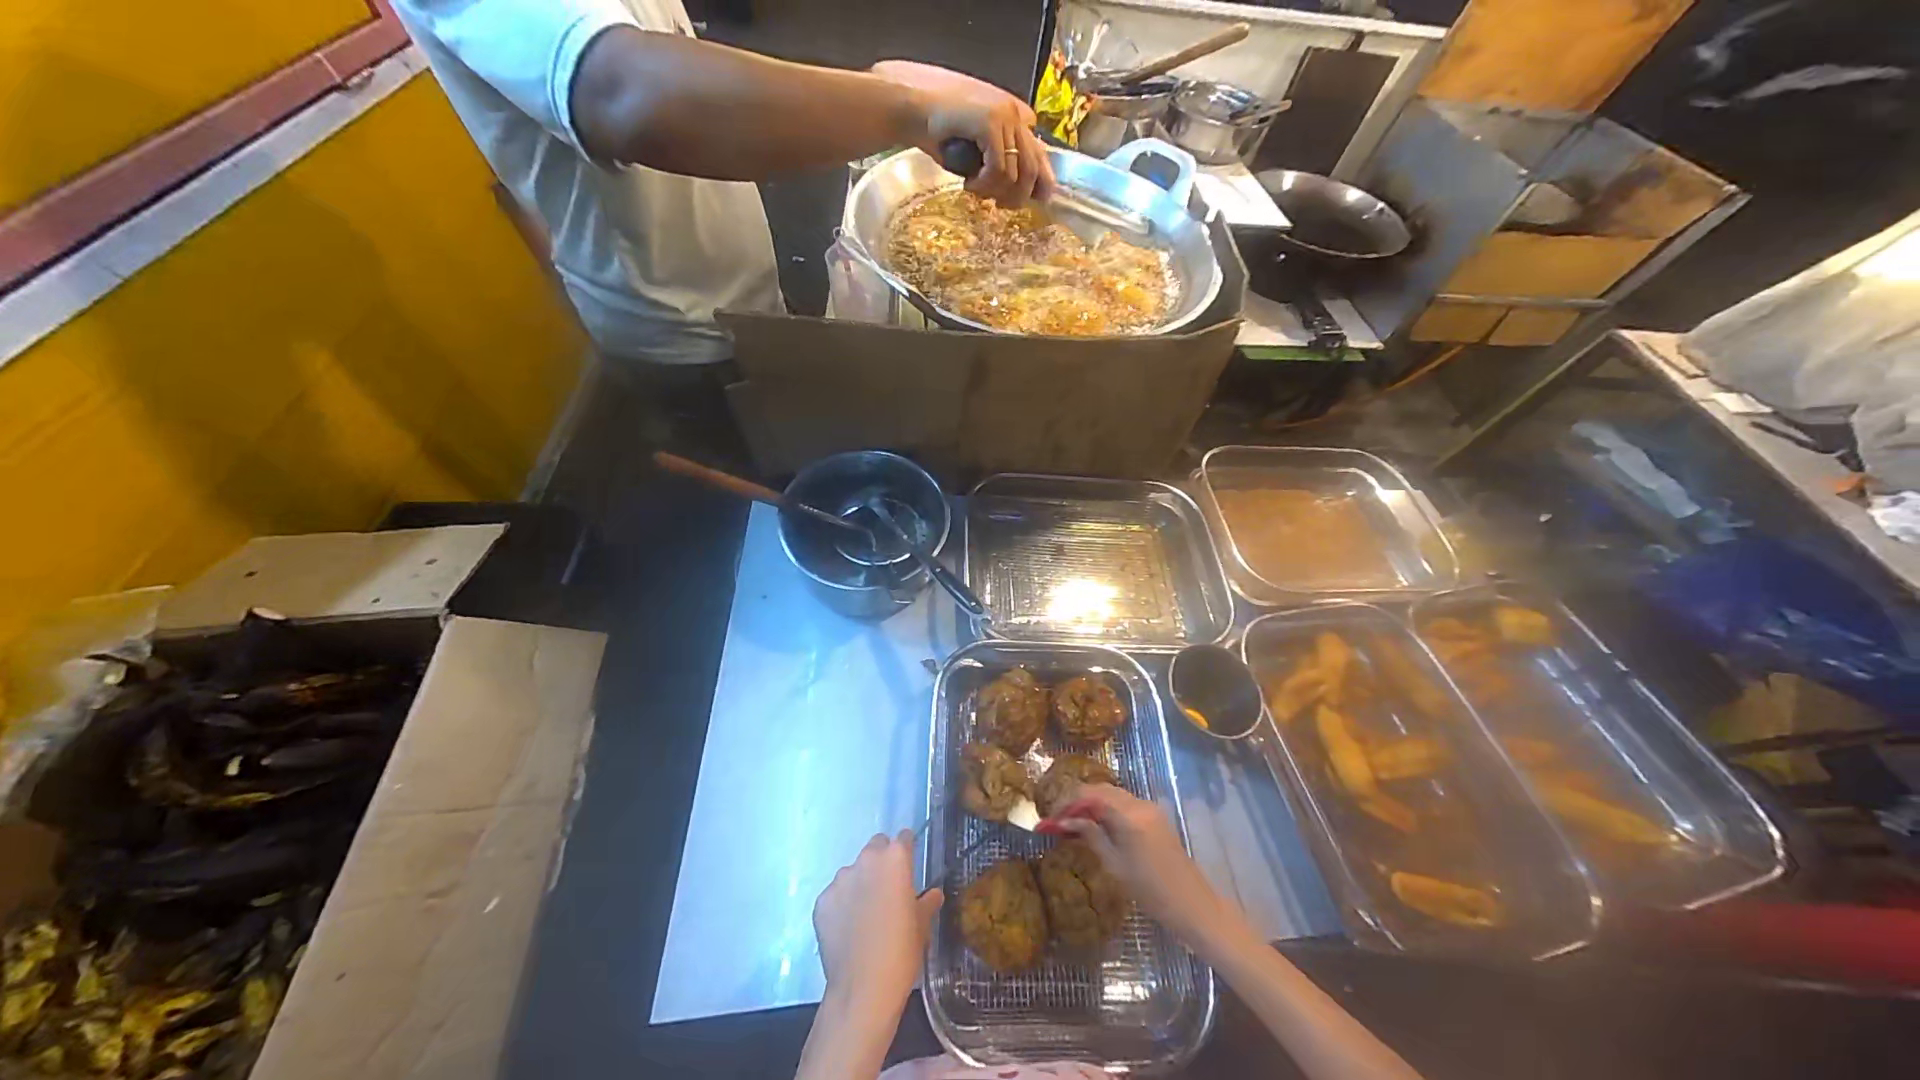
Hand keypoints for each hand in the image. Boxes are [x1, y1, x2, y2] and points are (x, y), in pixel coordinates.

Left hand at [814, 830, 942, 1007]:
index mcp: (895, 860)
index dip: (907, 850)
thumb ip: (926, 903)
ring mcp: (840, 880)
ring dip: (861, 883)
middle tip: (889, 890)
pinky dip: (842, 905)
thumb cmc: (901, 953)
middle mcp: (866, 861)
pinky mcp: (821, 901)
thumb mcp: (922, 927)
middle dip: (882, 861)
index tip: (909, 864)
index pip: (904, 838)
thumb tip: (933, 894)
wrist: (862, 989)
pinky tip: (848, 929)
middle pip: (876, 847)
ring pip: (853, 871)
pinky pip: (836, 895)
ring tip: (866, 915)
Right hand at [871, 60, 1054, 204]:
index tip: (1034, 201)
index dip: (1042, 183)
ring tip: (976, 191)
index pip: (1040, 155)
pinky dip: (984, 184)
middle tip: (1000, 206)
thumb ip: (996, 161)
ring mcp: (1004, 116)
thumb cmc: (937, 129)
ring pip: (1017, 174)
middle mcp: (1015, 114)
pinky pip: (999, 170)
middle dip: (1019, 196)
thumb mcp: (974, 149)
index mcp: (1014, 116)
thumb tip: (1012, 192)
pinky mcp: (991, 123)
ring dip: (995, 192)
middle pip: (1033, 168)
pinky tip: (969, 183)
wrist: (913, 108)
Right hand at [1045, 785, 1230, 943]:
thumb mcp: (1114, 864)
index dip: (1066, 804)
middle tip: (1057, 820)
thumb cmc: (1150, 891)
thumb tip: (1064, 821)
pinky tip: (1095, 824)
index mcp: (1128, 815)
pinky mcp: (1154, 816)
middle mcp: (1139, 804)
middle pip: (1100, 790)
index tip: (1049, 819)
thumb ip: (1090, 835)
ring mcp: (1149, 808)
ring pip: (1111, 794)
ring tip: (1072, 823)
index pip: (1089, 795)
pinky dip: (1106, 808)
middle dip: (1076, 801)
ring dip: (1091, 803)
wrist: (1191, 903)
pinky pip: (1124, 803)